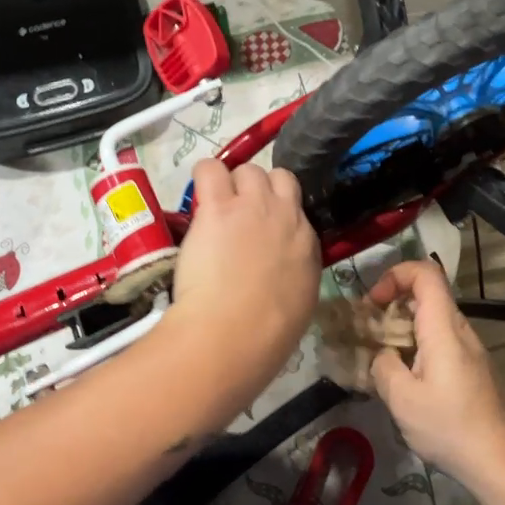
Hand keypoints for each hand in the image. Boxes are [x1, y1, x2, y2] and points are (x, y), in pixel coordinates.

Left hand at [162, 160, 321, 404]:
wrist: (234, 333)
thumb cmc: (266, 336)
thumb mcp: (299, 303)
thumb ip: (294, 275)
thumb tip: (281, 272)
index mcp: (307, 243)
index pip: (296, 208)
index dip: (276, 214)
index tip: (260, 229)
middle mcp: (285, 215)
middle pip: (277, 178)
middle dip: (259, 190)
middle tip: (238, 214)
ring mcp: (252, 206)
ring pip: (247, 169)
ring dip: (231, 183)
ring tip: (214, 205)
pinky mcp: (218, 206)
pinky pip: (210, 169)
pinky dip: (203, 176)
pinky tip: (196, 193)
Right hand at [369, 261, 504, 485]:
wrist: (503, 465)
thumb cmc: (451, 428)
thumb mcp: (402, 400)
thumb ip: (383, 367)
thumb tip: (383, 355)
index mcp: (444, 328)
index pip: (425, 272)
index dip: (395, 275)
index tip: (373, 303)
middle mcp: (462, 331)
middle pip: (427, 296)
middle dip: (393, 306)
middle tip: (370, 334)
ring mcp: (472, 352)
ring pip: (434, 322)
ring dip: (405, 331)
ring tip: (384, 361)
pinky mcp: (476, 372)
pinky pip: (443, 344)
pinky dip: (420, 349)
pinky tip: (409, 383)